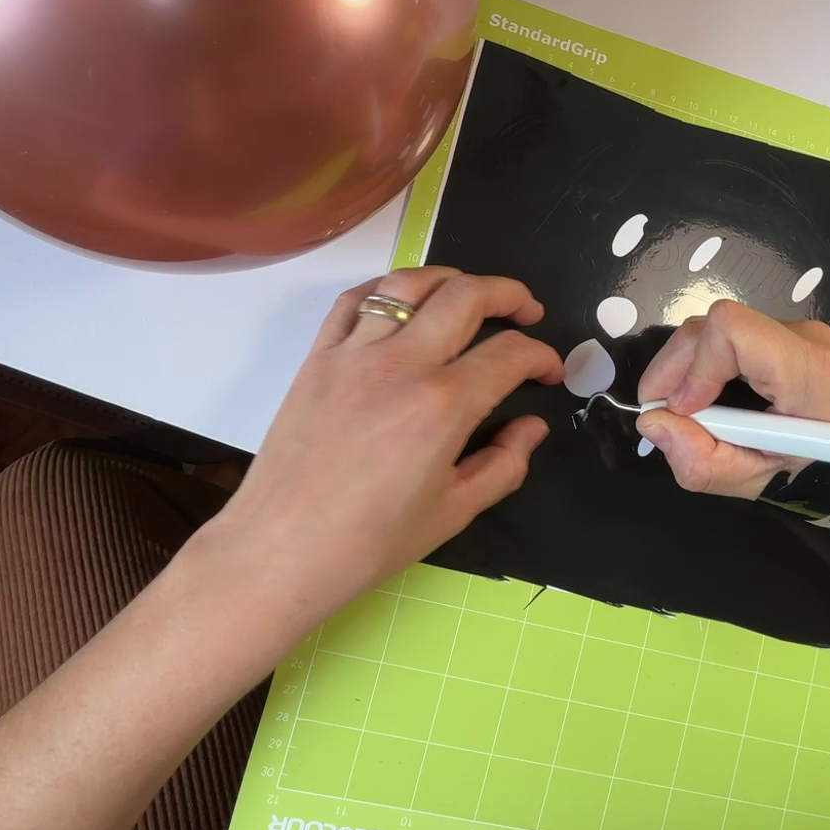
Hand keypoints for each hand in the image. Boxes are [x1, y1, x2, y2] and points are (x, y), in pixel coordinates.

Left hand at [209, 267, 563, 617]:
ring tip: (471, 293)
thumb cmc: (370, 543)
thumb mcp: (453, 513)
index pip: (509, 355)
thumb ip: (504, 464)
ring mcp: (354, 353)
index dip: (542, 356)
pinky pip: (354, 300)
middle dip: (510, 294)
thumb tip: (533, 426)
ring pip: (410, 284)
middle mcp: (402, 364)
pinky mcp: (318, 355)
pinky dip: (386, 289)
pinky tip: (403, 302)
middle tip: (528, 310)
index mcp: (443, 406)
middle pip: (466, 296)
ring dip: (451, 278)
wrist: (280, 551)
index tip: (549, 371)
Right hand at [635, 299, 829, 499]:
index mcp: (810, 370)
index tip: (682, 412)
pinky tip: (709, 406)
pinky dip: (703, 372)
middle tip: (662, 416)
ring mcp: (796, 335)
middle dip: (675, 369)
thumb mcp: (764, 485)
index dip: (693, 366)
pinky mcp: (787, 343)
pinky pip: (728, 342)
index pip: (730, 328)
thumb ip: (704, 460)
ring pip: (714, 332)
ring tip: (686, 416)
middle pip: (713, 325)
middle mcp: (803, 337)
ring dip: (686, 371)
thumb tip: (651, 425)